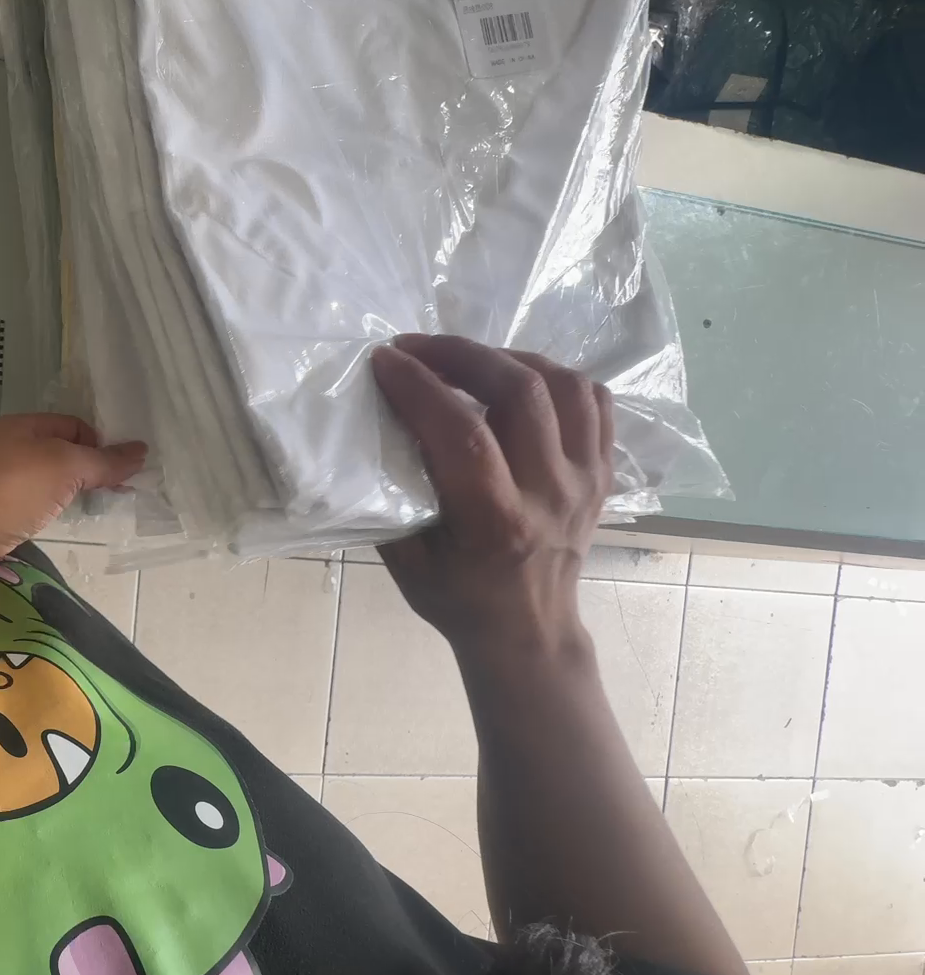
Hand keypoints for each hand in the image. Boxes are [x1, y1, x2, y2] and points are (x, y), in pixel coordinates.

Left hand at [0, 414, 146, 606]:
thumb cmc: (6, 492)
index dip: (100, 443)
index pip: (71, 426)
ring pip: (44, 486)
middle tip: (123, 493)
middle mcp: (5, 452)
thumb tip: (140, 451)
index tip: (126, 471)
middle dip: (89, 471)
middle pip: (58, 455)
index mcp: (19, 427)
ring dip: (70, 497)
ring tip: (100, 512)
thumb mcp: (62, 466)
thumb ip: (102, 461)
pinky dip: (49, 518)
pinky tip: (61, 529)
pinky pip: (30, 513)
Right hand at [370, 334, 612, 654]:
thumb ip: (391, 500)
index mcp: (494, 520)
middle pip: (520, 392)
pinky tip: (513, 378)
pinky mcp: (602, 471)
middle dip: (460, 354)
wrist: (526, 629)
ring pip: (563, 385)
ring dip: (505, 358)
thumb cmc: (454, 599)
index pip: (461, 432)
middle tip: (414, 346)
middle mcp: (550, 491)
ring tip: (461, 358)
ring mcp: (585, 478)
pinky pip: (592, 400)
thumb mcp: (404, 561)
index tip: (384, 361)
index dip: (420, 386)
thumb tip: (373, 438)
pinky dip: (551, 375)